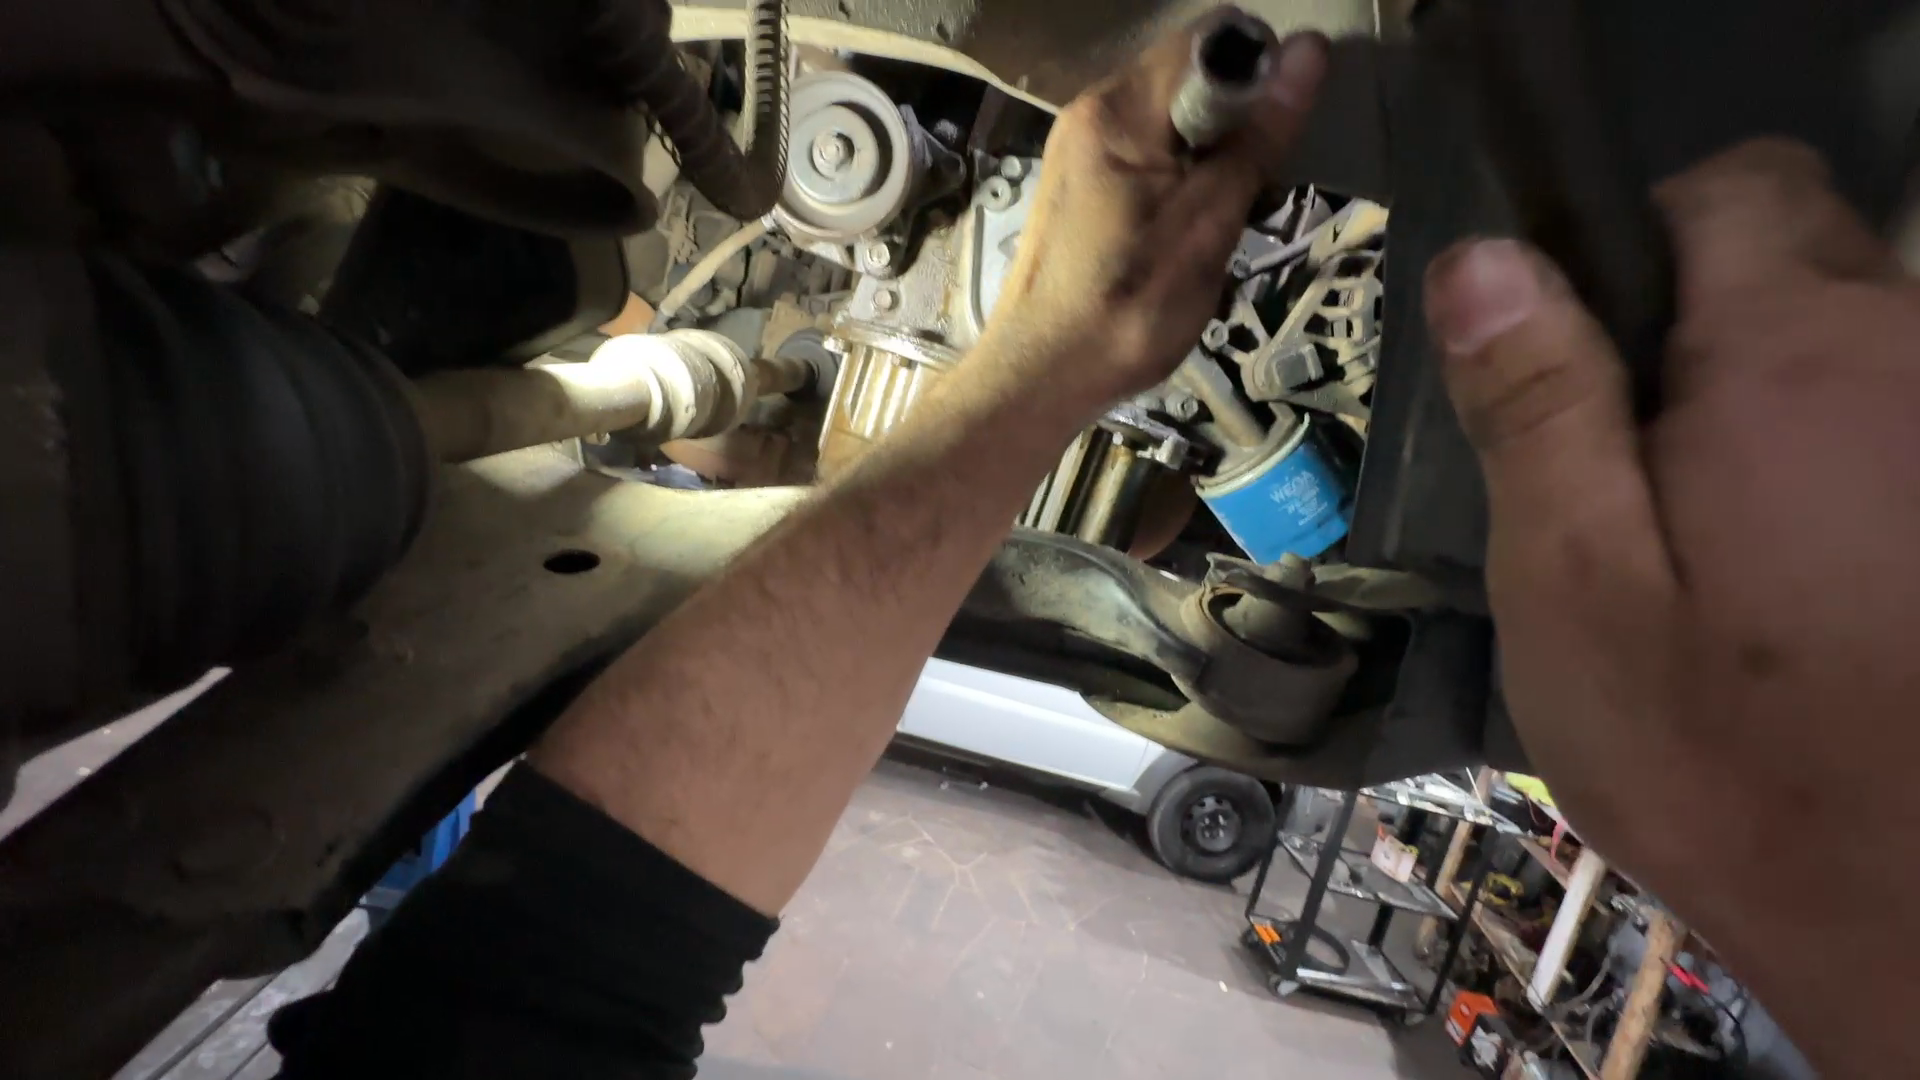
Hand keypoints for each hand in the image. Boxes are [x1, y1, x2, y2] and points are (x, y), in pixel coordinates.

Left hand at [973, 13, 1326, 418]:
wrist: (1039, 377)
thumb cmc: (1125, 311)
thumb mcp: (1205, 227)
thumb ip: (1255, 140)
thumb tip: (1308, 51)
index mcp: (1119, 109)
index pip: (1214, 41)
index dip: (1261, 78)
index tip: (1274, 143)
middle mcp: (1088, 114)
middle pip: (1190, 81)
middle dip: (1233, 128)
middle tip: (1243, 198)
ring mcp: (1074, 154)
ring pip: (1168, 127)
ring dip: (1205, 164)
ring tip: (1208, 228)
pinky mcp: (1074, 192)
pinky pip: (1140, 162)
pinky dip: (1171, 186)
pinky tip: (1173, 238)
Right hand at [1427, 139, 1919, 1072]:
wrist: (1914, 922)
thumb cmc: (1704, 742)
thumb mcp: (1567, 572)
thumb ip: (1534, 406)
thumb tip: (1480, 263)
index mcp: (1799, 364)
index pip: (1731, 193)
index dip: (1622, 238)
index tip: (1552, 345)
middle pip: (1793, 261)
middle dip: (1673, 328)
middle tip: (1588, 466)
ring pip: (1837, 346)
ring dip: (1728, 399)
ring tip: (1659, 523)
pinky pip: (1876, 419)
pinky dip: (1791, 450)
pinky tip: (1746, 559)